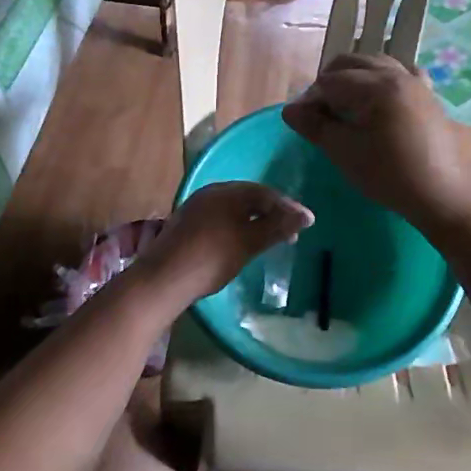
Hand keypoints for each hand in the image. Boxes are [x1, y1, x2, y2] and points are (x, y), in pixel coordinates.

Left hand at [138, 181, 313, 302]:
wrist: (163, 279)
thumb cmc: (211, 258)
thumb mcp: (249, 242)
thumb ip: (277, 227)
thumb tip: (306, 215)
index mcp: (225, 192)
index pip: (264, 192)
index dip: (287, 207)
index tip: (306, 223)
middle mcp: (209, 194)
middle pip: (247, 198)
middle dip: (271, 214)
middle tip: (289, 232)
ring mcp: (194, 209)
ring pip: (232, 210)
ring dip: (253, 222)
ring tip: (268, 240)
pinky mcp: (185, 226)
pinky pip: (219, 220)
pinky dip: (236, 228)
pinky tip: (240, 244)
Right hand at [281, 54, 470, 231]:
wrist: (444, 192)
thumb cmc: (390, 174)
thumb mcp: (345, 152)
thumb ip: (316, 127)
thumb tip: (289, 110)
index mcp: (375, 85)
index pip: (330, 81)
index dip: (310, 99)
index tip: (302, 122)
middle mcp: (396, 74)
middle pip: (352, 63)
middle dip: (329, 82)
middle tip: (318, 112)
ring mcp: (415, 82)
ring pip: (376, 63)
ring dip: (354, 77)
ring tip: (344, 106)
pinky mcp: (427, 96)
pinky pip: (399, 74)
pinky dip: (381, 79)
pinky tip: (378, 99)